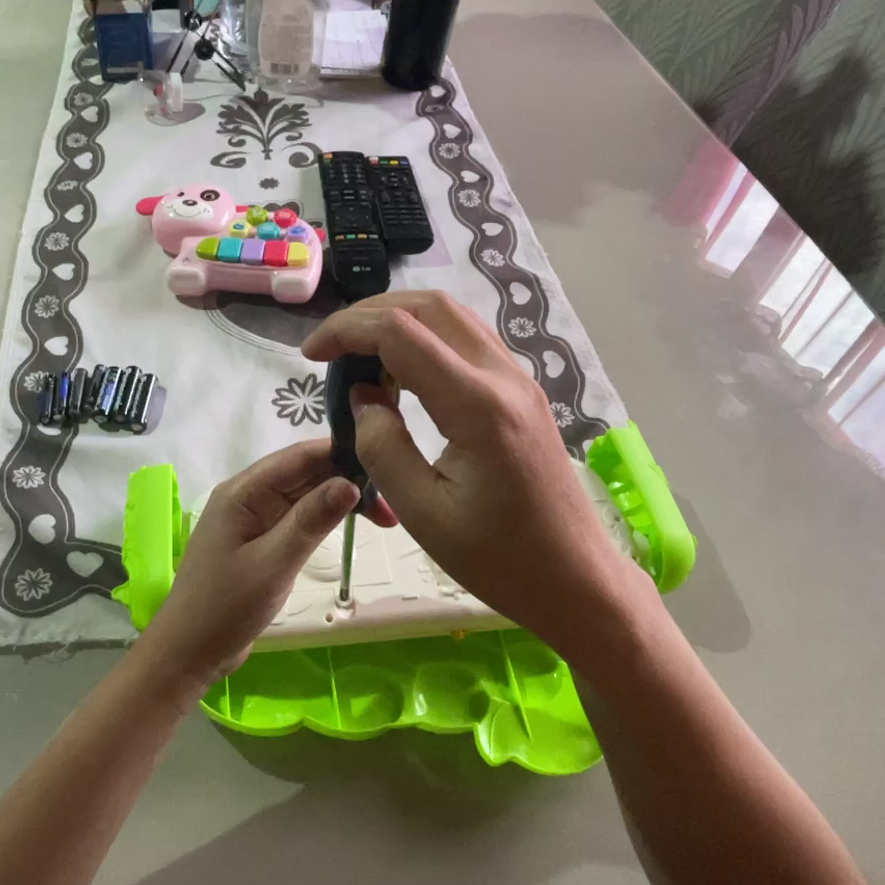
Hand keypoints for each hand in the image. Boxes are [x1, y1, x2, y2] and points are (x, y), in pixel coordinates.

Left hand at [136, 440, 396, 686]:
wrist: (188, 652)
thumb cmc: (225, 608)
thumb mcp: (273, 564)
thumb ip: (310, 521)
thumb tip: (351, 483)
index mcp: (243, 492)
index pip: (299, 457)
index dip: (341, 453)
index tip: (385, 461)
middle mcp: (248, 495)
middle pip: (304, 472)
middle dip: (346, 478)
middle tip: (393, 499)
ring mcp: (254, 518)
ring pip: (304, 493)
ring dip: (339, 499)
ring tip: (384, 514)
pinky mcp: (260, 539)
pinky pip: (297, 516)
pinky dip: (324, 517)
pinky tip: (351, 524)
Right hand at [300, 291, 654, 643]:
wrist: (575, 577)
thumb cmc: (499, 559)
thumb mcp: (423, 512)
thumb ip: (382, 446)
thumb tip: (364, 396)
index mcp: (477, 406)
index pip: (400, 333)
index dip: (346, 331)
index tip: (310, 355)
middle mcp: (503, 377)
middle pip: (429, 306)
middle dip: (369, 314)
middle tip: (329, 348)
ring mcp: (519, 380)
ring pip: (452, 316)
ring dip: (399, 320)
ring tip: (358, 355)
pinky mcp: (522, 393)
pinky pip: (469, 341)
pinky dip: (426, 338)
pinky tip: (402, 372)